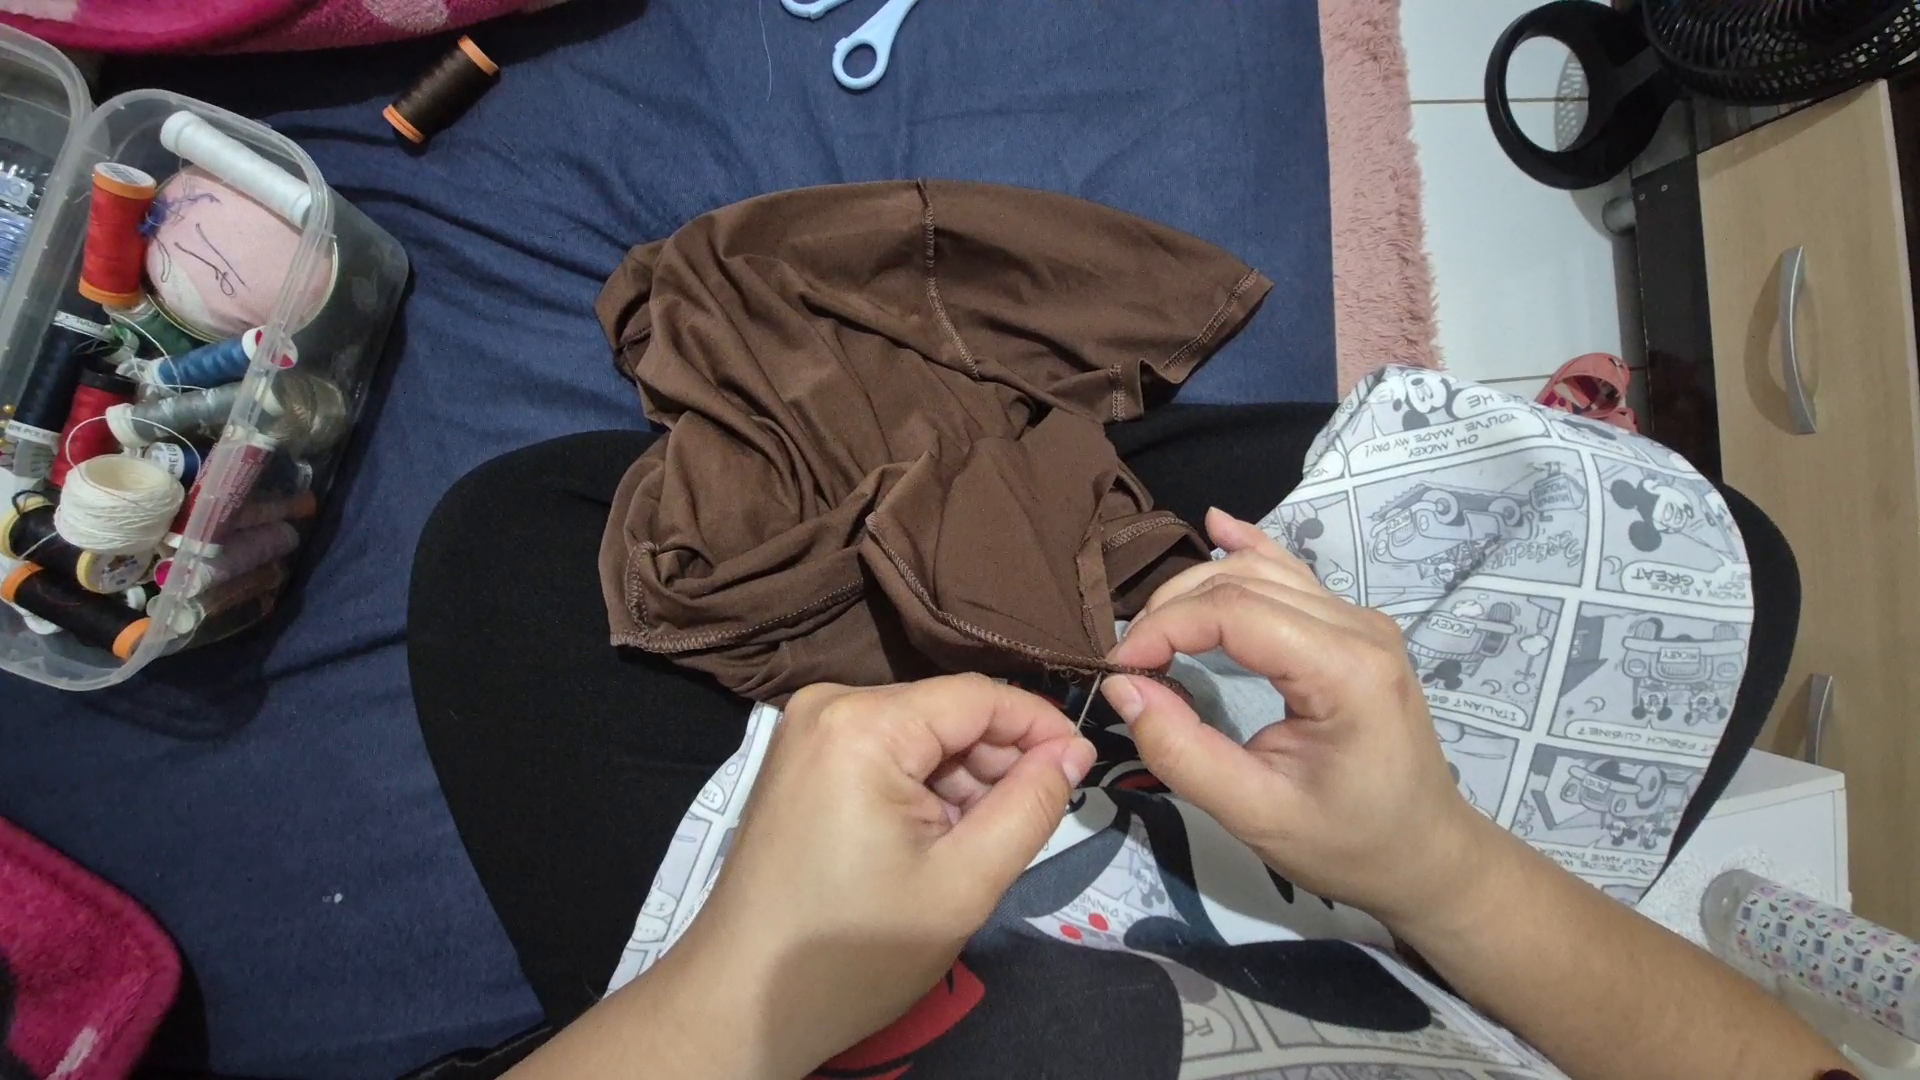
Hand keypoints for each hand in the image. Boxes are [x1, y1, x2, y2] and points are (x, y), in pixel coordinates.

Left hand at [675, 675, 1095, 1076]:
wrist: (740, 1003)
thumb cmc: (853, 953)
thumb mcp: (964, 882)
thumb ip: (1031, 805)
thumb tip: (1073, 749)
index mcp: (863, 722)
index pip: (978, 695)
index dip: (1039, 723)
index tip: (1082, 763)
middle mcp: (831, 702)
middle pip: (948, 712)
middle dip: (998, 761)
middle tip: (1029, 820)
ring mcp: (812, 725)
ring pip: (923, 731)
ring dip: (963, 778)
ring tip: (977, 841)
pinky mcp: (808, 752)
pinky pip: (891, 748)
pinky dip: (926, 784)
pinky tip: (937, 834)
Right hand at [1100, 508, 1498, 927]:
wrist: (1427, 856)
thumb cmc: (1348, 844)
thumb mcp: (1257, 815)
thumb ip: (1182, 751)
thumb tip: (1123, 687)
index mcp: (1344, 669)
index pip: (1231, 611)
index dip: (1162, 628)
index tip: (1117, 668)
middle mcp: (1356, 625)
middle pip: (1238, 583)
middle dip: (1169, 612)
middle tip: (1130, 663)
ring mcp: (1357, 619)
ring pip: (1256, 570)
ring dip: (1192, 591)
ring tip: (1150, 632)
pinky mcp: (1349, 625)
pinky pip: (1288, 571)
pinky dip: (1245, 548)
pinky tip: (1216, 524)